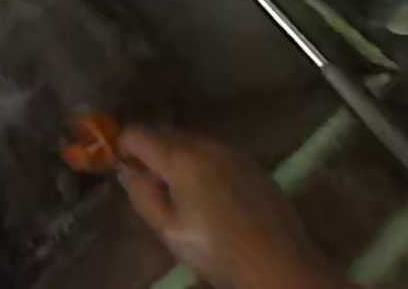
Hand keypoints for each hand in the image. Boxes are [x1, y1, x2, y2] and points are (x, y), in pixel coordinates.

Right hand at [118, 128, 351, 288]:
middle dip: (150, 151)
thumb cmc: (221, 255)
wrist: (287, 272)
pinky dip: (202, 163)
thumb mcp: (171, 231)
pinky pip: (214, 153)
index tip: (120, 165)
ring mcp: (230, 151)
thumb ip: (142, 195)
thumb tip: (126, 170)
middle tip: (149, 182)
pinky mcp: (251, 164)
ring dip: (176, 156)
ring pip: (190, 142)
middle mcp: (203, 144)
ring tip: (181, 191)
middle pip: (164, 134)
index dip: (123, 146)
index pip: (138, 134)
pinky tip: (211, 195)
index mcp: (179, 157)